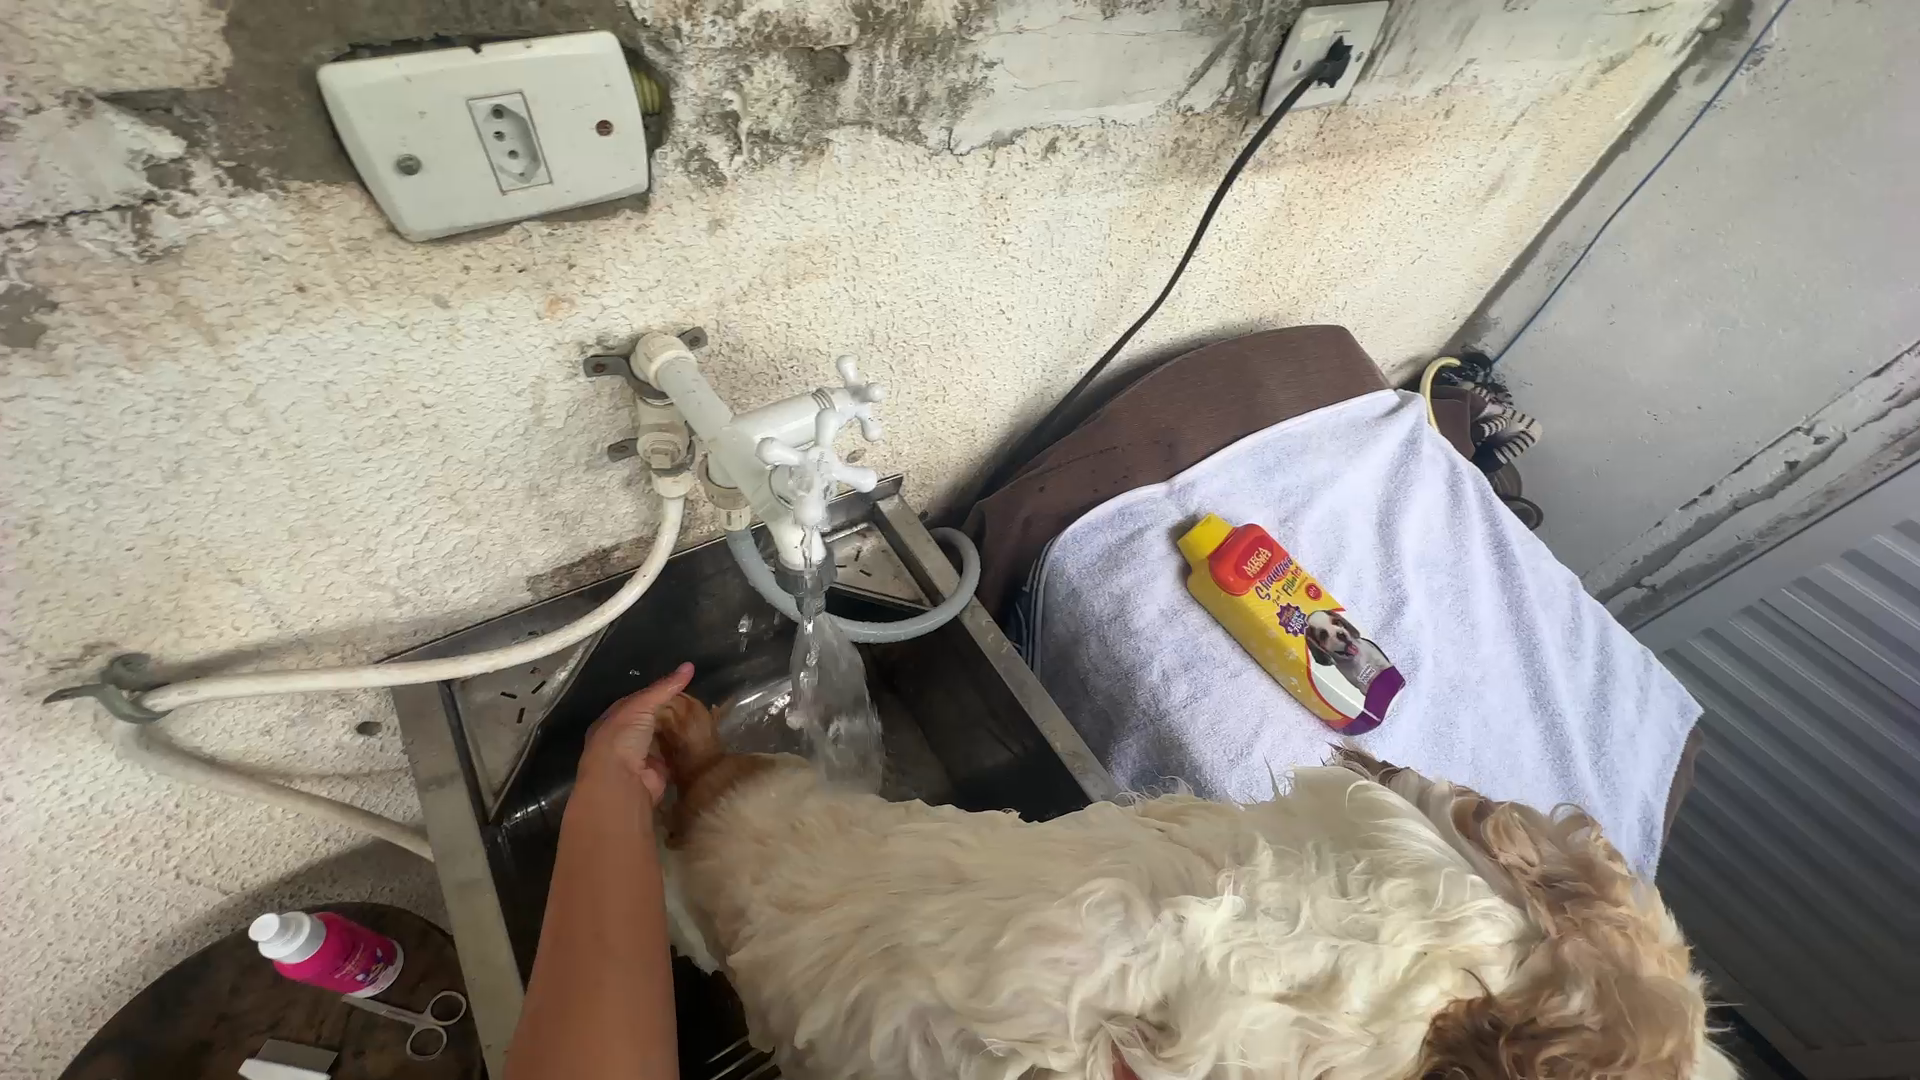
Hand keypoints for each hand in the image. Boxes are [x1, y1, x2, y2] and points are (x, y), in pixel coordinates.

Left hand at [579, 663, 693, 805]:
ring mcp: (642, 756)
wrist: (621, 782)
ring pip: (665, 737)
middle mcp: (626, 739)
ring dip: (680, 729)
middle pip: (653, 720)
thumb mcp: (640, 705)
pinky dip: (686, 748)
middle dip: (672, 712)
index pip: (638, 701)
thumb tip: (690, 665)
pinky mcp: (659, 771)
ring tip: (705, 714)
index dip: (659, 693)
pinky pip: (676, 754)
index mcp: (613, 721)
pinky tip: (703, 736)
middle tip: (698, 700)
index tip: (682, 685)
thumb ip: (664, 688)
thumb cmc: (622, 739)